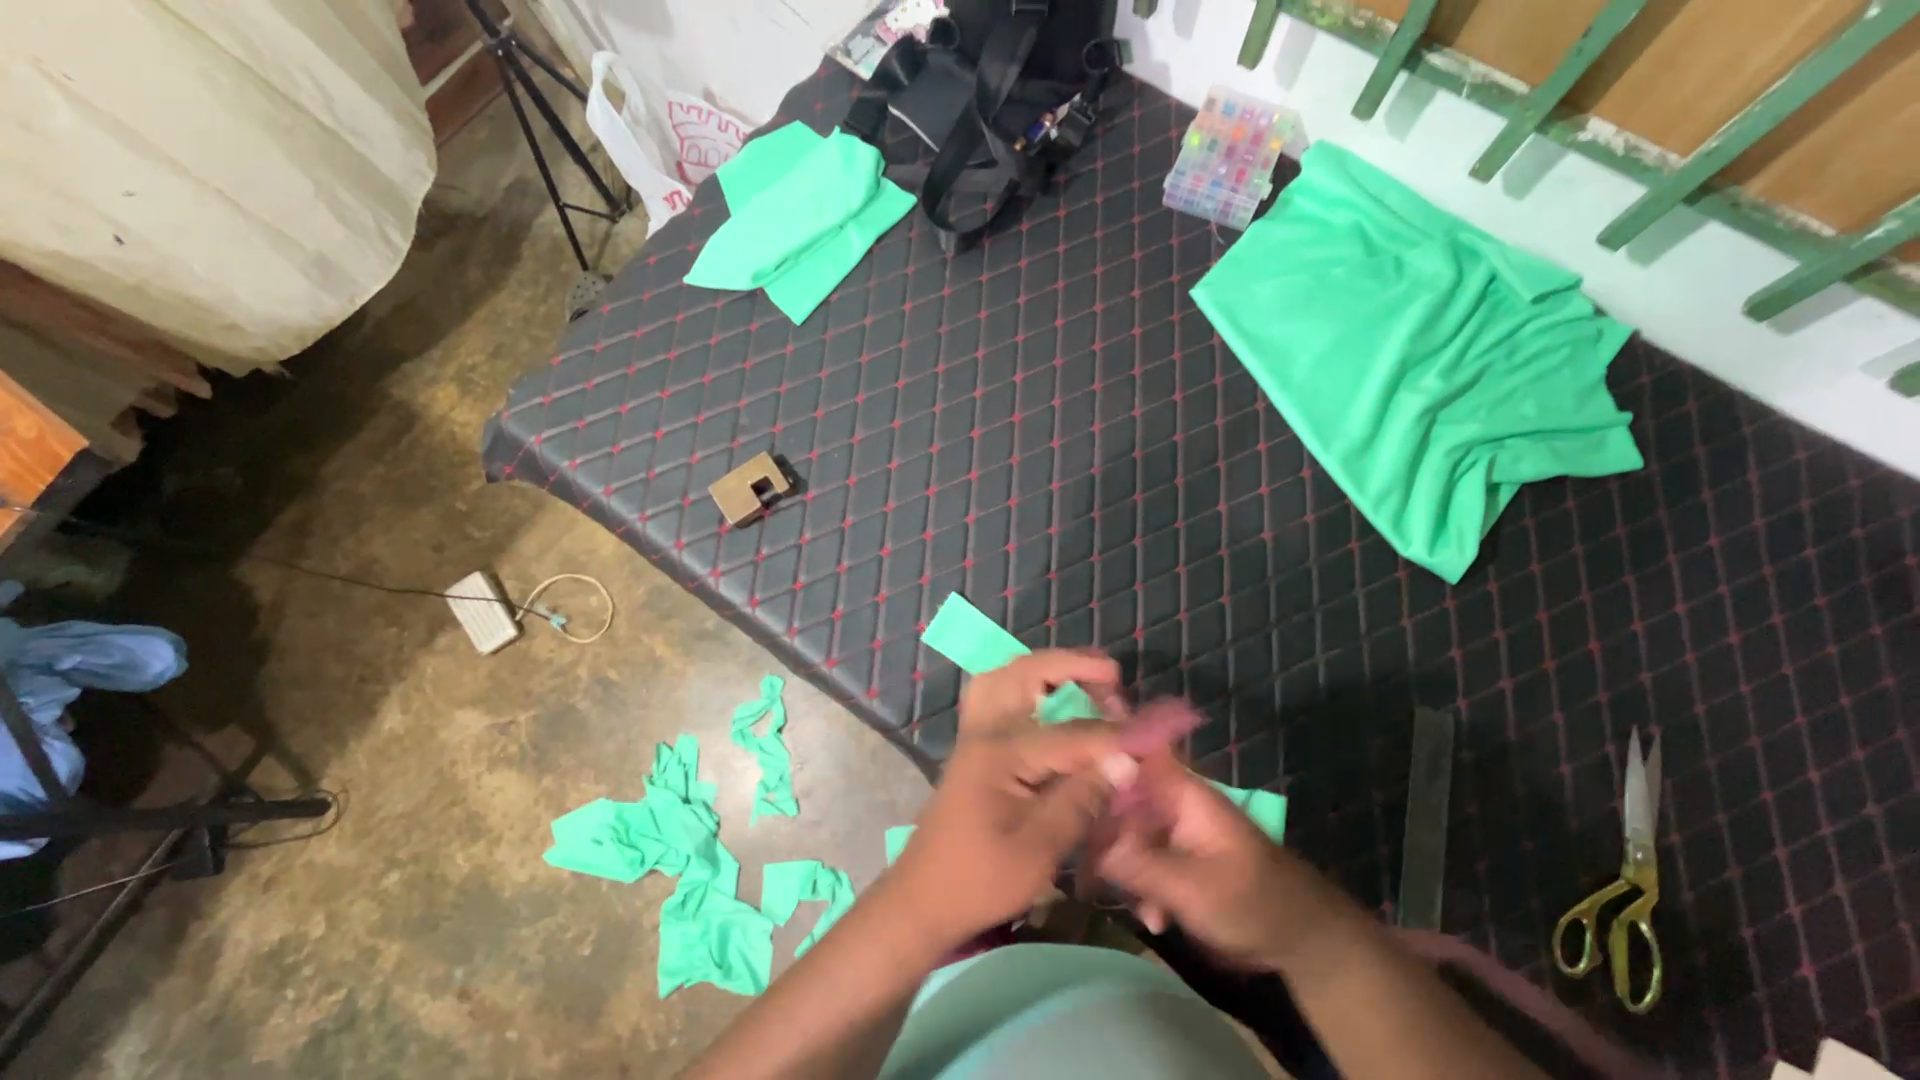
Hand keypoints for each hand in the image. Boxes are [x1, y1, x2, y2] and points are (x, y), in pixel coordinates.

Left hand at [887, 651, 1131, 945]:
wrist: (923, 900)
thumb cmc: (980, 880)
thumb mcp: (1040, 848)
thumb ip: (1082, 798)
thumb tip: (1126, 761)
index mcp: (1001, 753)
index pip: (1073, 733)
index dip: (1118, 735)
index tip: (1157, 735)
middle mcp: (984, 733)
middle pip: (1025, 673)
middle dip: (1071, 665)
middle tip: (1112, 677)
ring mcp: (973, 738)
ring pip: (1004, 677)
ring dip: (1044, 669)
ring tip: (1085, 681)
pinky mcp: (972, 751)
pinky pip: (996, 697)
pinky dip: (1026, 687)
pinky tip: (1052, 705)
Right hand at [1095, 756, 1336, 970]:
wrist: (1304, 939)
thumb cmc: (1252, 902)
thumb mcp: (1191, 887)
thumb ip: (1139, 864)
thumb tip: (1090, 846)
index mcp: (1184, 793)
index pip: (1137, 752)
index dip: (1102, 752)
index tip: (1068, 772)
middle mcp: (1177, 803)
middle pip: (1123, 799)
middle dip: (1106, 835)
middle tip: (1087, 873)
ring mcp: (1179, 831)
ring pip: (1131, 833)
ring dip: (1126, 869)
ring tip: (1135, 908)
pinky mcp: (1181, 859)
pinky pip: (1147, 860)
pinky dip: (1144, 886)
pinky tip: (1153, 919)